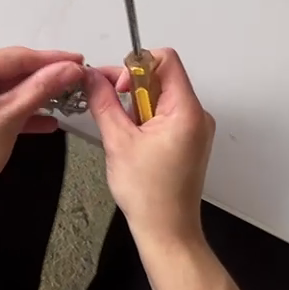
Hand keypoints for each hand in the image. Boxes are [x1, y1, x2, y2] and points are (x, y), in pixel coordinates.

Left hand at [0, 46, 85, 208]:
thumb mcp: (10, 118)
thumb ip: (42, 88)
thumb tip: (72, 68)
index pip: (14, 56)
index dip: (50, 59)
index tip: (80, 60)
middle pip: (6, 70)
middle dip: (41, 78)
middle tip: (75, 79)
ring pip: (0, 89)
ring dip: (30, 97)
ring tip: (66, 100)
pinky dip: (13, 111)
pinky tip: (45, 122)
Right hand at [84, 48, 213, 247]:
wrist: (167, 230)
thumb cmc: (150, 195)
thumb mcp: (117, 141)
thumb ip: (103, 102)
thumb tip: (92, 77)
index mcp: (186, 111)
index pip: (165, 59)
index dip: (136, 65)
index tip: (118, 86)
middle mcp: (197, 115)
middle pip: (161, 76)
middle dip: (131, 87)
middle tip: (109, 107)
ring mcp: (194, 128)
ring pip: (160, 96)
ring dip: (136, 106)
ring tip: (124, 134)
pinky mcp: (188, 139)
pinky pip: (164, 114)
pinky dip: (144, 119)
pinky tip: (132, 141)